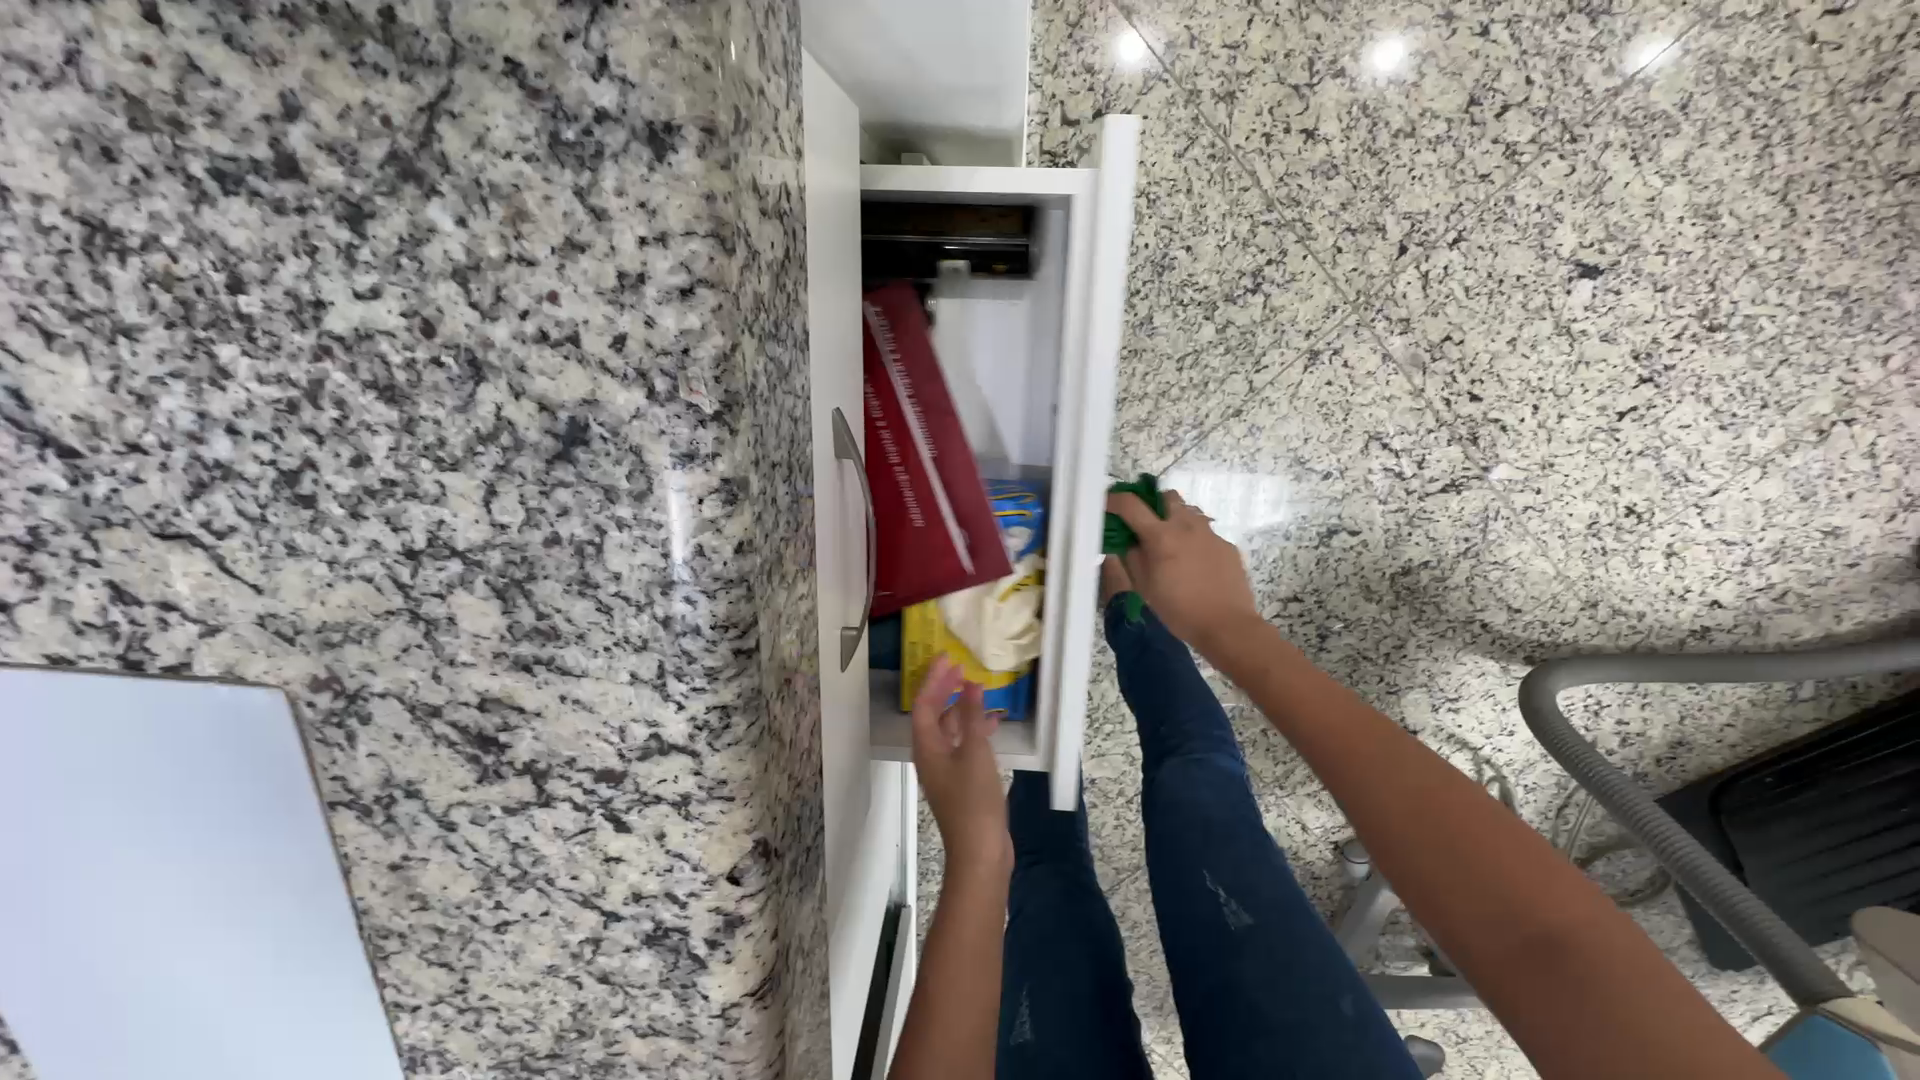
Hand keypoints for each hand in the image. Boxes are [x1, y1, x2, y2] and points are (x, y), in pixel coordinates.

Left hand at [910, 656, 1012, 876]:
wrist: (980, 853)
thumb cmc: (974, 802)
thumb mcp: (975, 753)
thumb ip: (971, 716)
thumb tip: (969, 684)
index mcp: (927, 748)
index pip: (924, 704)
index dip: (934, 679)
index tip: (948, 658)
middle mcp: (931, 757)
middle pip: (934, 715)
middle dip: (945, 690)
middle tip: (962, 668)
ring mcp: (946, 771)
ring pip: (950, 731)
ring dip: (962, 710)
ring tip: (980, 692)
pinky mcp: (961, 783)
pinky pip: (963, 746)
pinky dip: (974, 731)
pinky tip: (993, 725)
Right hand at [1106, 489, 1262, 654]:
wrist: (1227, 624)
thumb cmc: (1179, 610)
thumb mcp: (1145, 587)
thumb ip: (1133, 558)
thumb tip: (1129, 541)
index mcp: (1161, 536)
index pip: (1130, 504)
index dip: (1114, 500)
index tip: (1107, 504)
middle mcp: (1187, 526)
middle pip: (1166, 496)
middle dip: (1152, 503)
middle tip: (1145, 523)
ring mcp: (1210, 534)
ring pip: (1189, 513)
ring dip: (1175, 520)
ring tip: (1171, 545)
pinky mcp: (1226, 545)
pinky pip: (1205, 534)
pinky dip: (1194, 541)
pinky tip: (1194, 564)